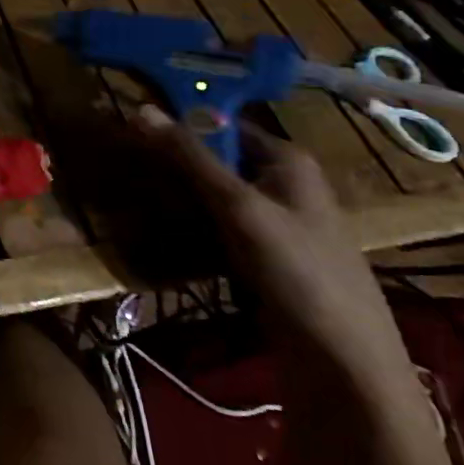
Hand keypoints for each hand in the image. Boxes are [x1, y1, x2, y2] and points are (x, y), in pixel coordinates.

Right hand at [132, 108, 411, 371]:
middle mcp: (282, 179)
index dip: (178, 118)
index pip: (221, 120)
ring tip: (133, 181)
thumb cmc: (297, 269)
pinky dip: (188, 213)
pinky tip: (160, 216)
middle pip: (215, 153)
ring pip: (212, 186)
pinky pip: (215, 215)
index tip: (130, 120)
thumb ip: (190, 158)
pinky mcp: (260, 246)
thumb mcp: (238, 206)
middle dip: (172, 154)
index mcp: (288, 159)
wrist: (340, 356)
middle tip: (123, 151)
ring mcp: (272, 215)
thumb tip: (139, 109)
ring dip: (176, 185)